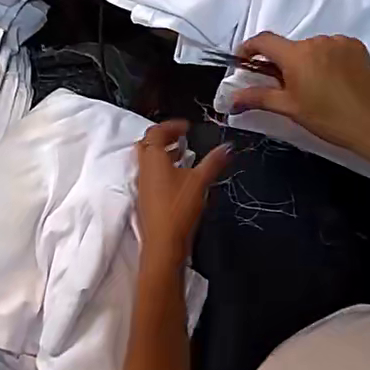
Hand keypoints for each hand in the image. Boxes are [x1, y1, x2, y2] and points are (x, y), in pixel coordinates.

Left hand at [133, 120, 229, 266]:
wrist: (163, 243)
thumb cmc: (178, 209)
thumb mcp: (200, 181)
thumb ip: (214, 162)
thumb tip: (227, 147)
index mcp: (153, 158)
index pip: (156, 132)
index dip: (171, 126)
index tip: (187, 127)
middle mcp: (143, 168)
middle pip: (147, 143)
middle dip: (163, 137)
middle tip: (181, 137)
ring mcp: (142, 184)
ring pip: (148, 160)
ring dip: (163, 153)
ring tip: (182, 154)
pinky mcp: (145, 198)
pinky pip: (151, 174)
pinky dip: (162, 168)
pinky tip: (179, 177)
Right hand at [226, 32, 369, 165]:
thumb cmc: (328, 118)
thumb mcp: (289, 109)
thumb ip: (258, 97)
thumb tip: (231, 99)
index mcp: (296, 55)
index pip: (263, 41)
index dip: (248, 49)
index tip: (242, 61)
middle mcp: (316, 41)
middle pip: (289, 48)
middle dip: (281, 64)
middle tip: (284, 89)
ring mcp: (338, 42)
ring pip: (310, 49)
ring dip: (305, 63)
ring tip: (313, 89)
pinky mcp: (356, 47)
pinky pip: (331, 49)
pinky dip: (325, 61)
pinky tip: (331, 82)